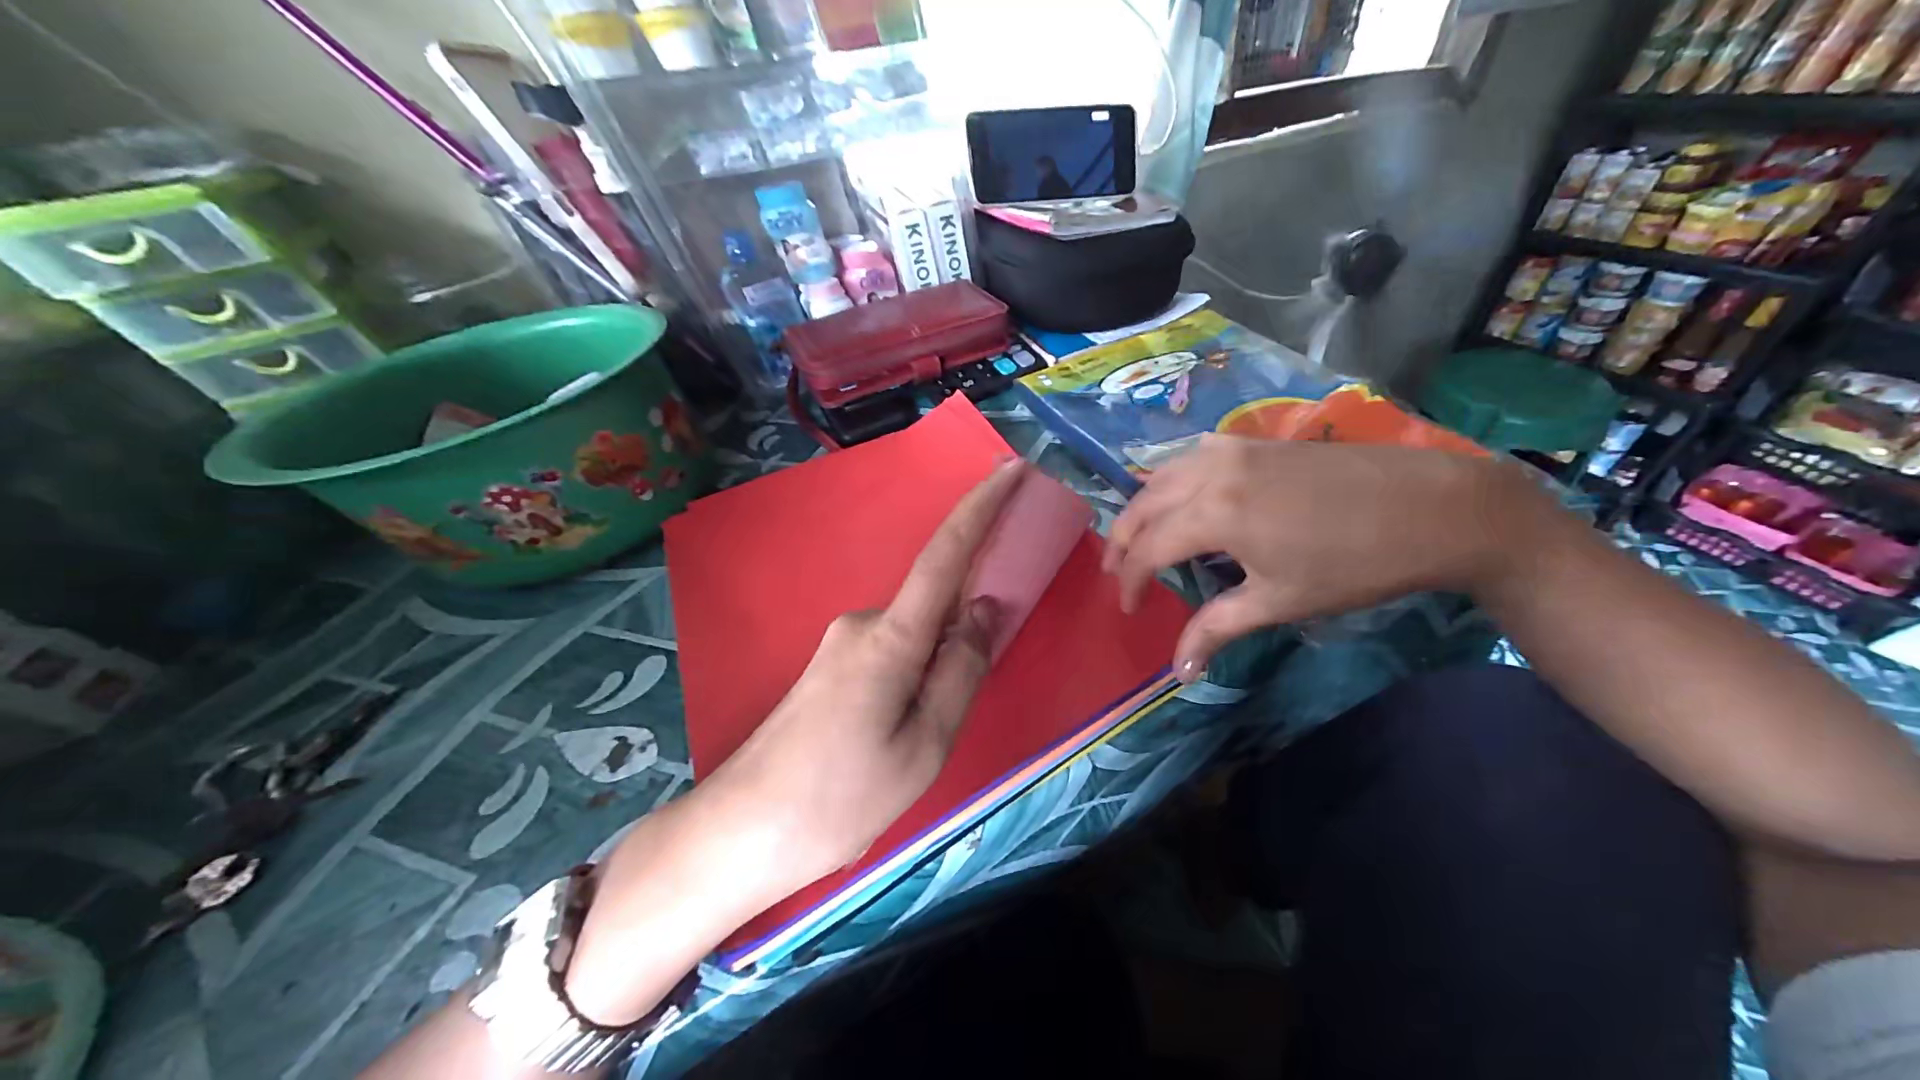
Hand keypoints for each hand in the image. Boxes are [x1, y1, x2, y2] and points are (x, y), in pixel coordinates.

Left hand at [564, 458, 1025, 1027]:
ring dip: (937, 666)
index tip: (1012, 469)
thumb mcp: (924, 745)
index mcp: (890, 638)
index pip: (945, 555)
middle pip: (934, 605)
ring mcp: (838, 645)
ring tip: (917, 745)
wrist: (740, 834)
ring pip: (912, 637)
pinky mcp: (828, 669)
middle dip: (967, 628)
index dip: (982, 508)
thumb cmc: (840, 799)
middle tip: (962, 707)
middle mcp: (860, 624)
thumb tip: (987, 607)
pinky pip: (890, 654)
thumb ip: (961, 670)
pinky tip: (895, 736)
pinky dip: (913, 675)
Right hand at [1104, 435, 1552, 680]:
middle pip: (1144, 504)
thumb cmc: (1356, 563)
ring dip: (1144, 506)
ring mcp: (1234, 449)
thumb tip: (1179, 671)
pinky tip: (1183, 498)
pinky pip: (1192, 458)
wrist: (1436, 508)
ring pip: (1163, 474)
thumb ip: (1217, 629)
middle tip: (1118, 573)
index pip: (1148, 548)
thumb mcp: (1280, 601)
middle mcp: (1211, 471)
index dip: (1131, 581)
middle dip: (1123, 541)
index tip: (1130, 609)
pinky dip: (1172, 481)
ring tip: (1141, 537)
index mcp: (1214, 512)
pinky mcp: (1256, 442)